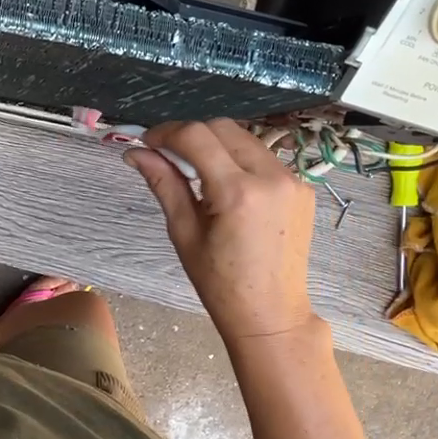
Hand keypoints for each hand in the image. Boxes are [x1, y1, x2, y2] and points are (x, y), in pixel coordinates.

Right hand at [124, 119, 317, 342]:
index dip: (166, 133)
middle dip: (190, 135)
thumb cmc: (219, 281)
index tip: (146, 143)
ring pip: (244, 139)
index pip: (197, 136)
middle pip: (222, 128)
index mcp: (237, 192)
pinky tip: (223, 188)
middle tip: (165, 156)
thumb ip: (163, 183)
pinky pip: (263, 158)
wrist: (270, 310)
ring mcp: (293, 180)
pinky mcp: (303, 187)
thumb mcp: (183, 231)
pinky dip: (237, 160)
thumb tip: (135, 153)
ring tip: (194, 173)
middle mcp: (271, 177)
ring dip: (214, 145)